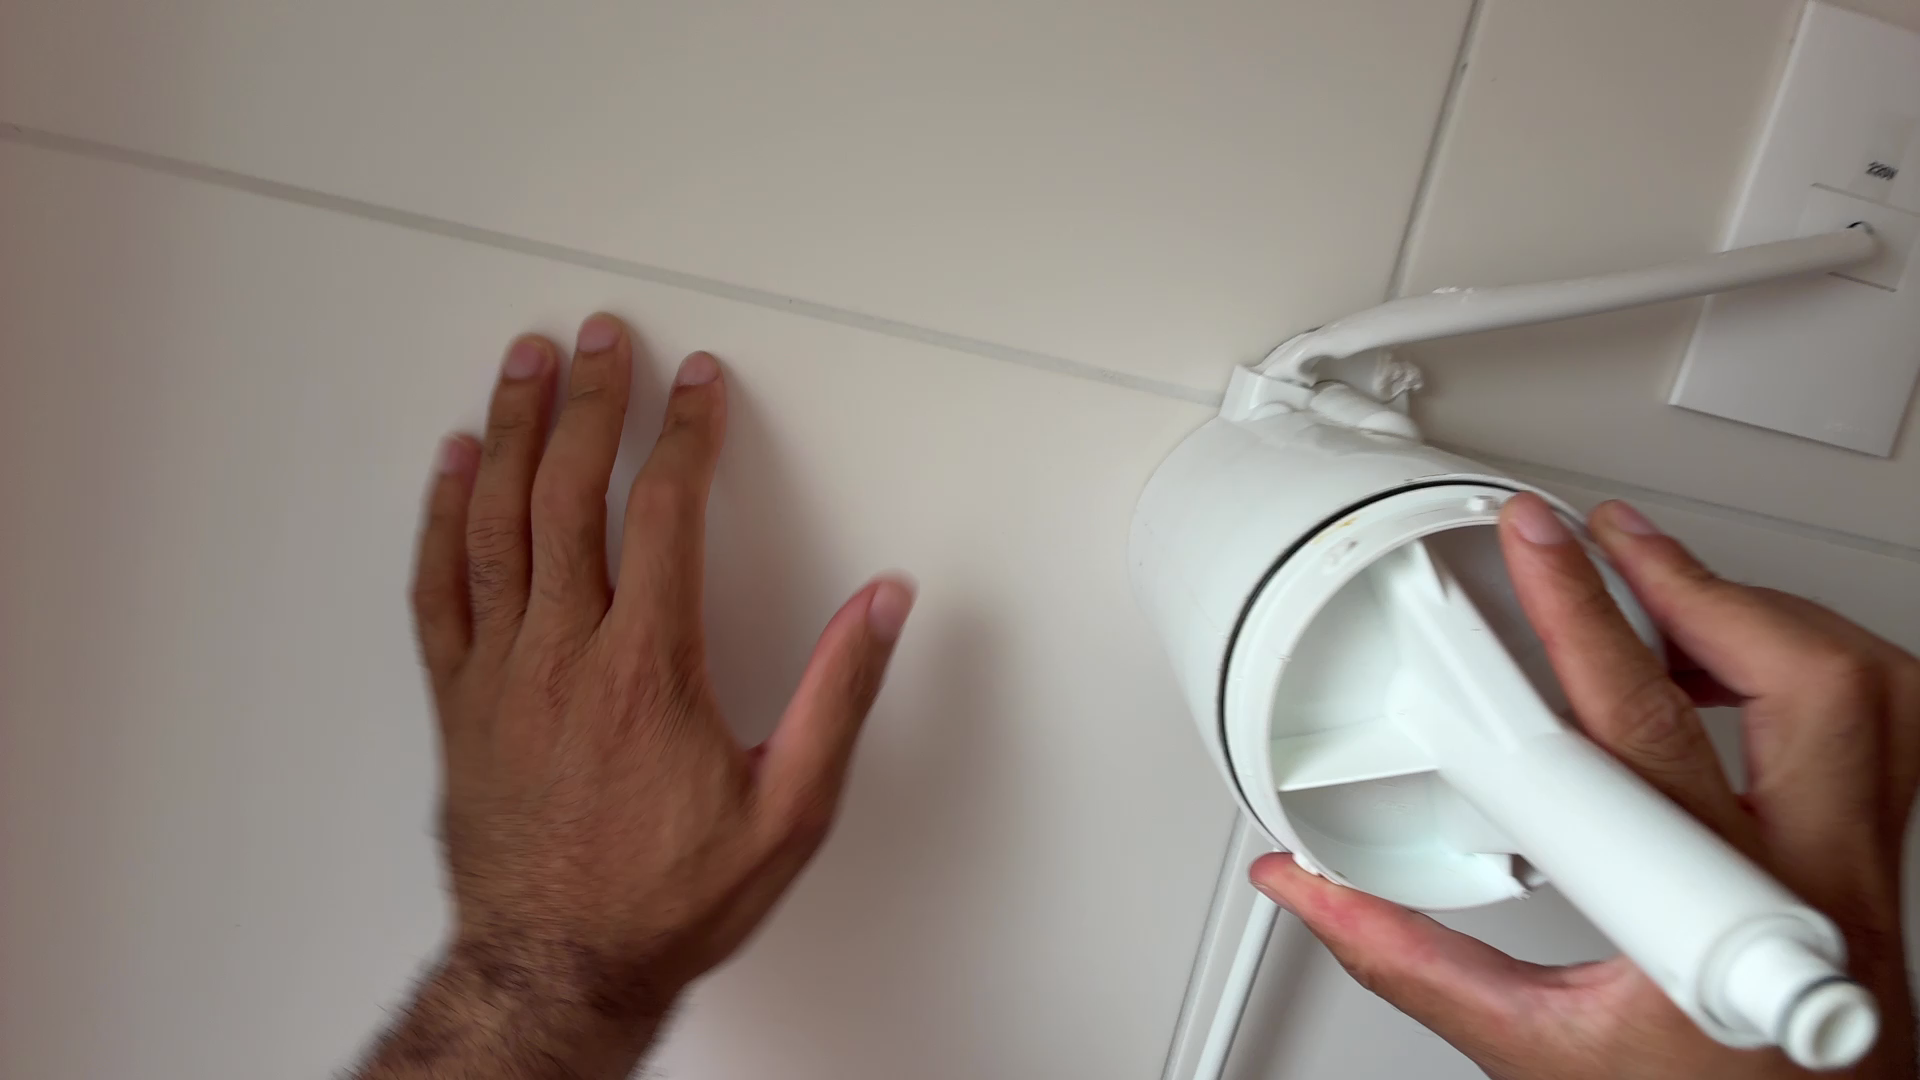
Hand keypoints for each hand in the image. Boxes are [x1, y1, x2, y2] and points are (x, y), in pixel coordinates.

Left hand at [358, 314, 914, 1078]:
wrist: (560, 972)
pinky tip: (454, 463)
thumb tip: (881, 603)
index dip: (687, 434)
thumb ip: (840, 691)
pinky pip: (441, 585)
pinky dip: (443, 512)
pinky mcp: (462, 699)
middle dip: (592, 403)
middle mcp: (566, 653)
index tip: (699, 382)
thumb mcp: (795, 803)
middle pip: (572, 493)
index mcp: (648, 668)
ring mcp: (502, 672)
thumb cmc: (675, 892)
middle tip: (602, 339)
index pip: (665, 512)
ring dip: (515, 431)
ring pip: (497, 521)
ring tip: (526, 363)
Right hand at [1252, 494, 1917, 1078]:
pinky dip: (1792, 656)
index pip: (1640, 734)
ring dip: (1749, 606)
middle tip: (1597, 533)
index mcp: (1718, 923)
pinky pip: (1878, 722)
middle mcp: (1816, 884)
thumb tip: (1305, 884)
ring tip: (1656, 564)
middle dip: (1680, 580)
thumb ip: (1400, 956)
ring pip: (1868, 691)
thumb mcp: (1525, 1049)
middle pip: (1805, 685)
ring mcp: (1864, 869)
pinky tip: (1713, 650)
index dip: (1574, 624)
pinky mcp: (1873, 862)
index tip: (1524, 556)